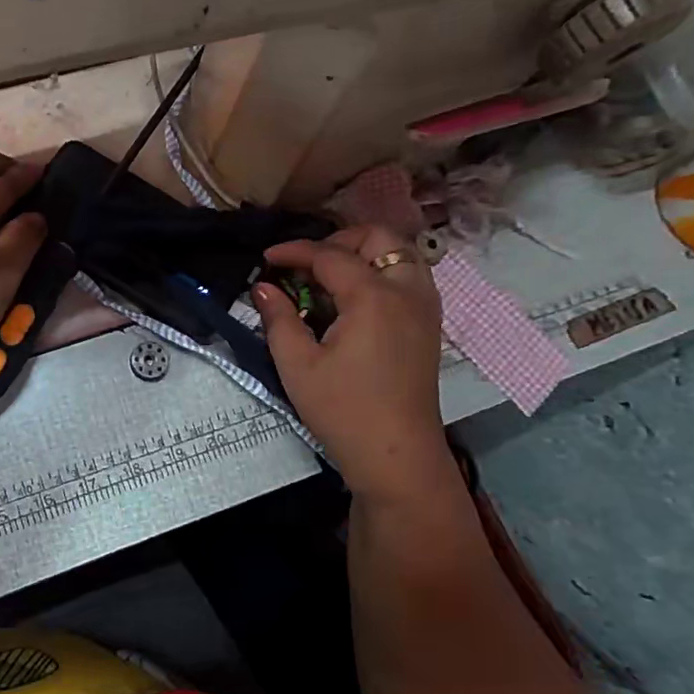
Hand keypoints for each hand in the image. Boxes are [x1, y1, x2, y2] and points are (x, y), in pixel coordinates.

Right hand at [251, 226, 449, 495]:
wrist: (396, 456)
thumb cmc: (343, 411)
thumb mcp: (298, 366)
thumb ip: (278, 319)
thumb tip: (263, 287)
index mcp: (374, 296)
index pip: (330, 255)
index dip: (294, 252)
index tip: (267, 259)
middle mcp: (407, 290)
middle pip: (379, 237)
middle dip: (339, 240)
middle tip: (307, 266)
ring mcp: (425, 306)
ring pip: (401, 253)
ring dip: (365, 254)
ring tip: (331, 280)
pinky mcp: (430, 325)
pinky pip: (410, 277)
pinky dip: (383, 272)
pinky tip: (356, 301)